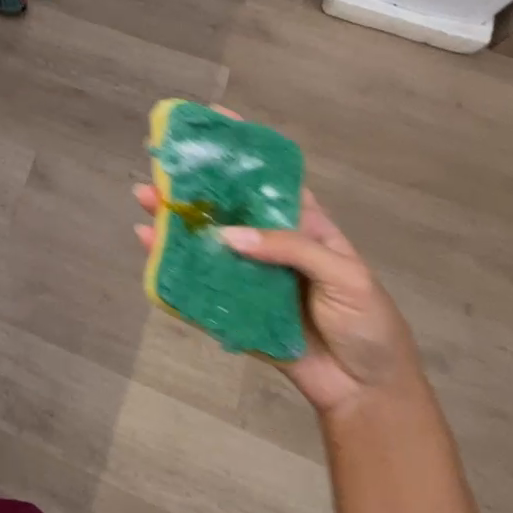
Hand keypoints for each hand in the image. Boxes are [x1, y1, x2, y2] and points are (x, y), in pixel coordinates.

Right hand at [132, 180, 426, 418]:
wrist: (366, 391)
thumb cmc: (369, 325)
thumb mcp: (346, 276)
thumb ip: (290, 249)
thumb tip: (227, 235)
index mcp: (304, 228)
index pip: (271, 181)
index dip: (246, 151)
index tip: (216, 121)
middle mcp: (270, 246)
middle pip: (226, 209)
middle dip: (193, 187)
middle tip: (159, 169)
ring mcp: (248, 276)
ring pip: (205, 243)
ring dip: (174, 222)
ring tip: (143, 201)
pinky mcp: (231, 307)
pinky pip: (196, 283)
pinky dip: (170, 265)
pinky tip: (149, 247)